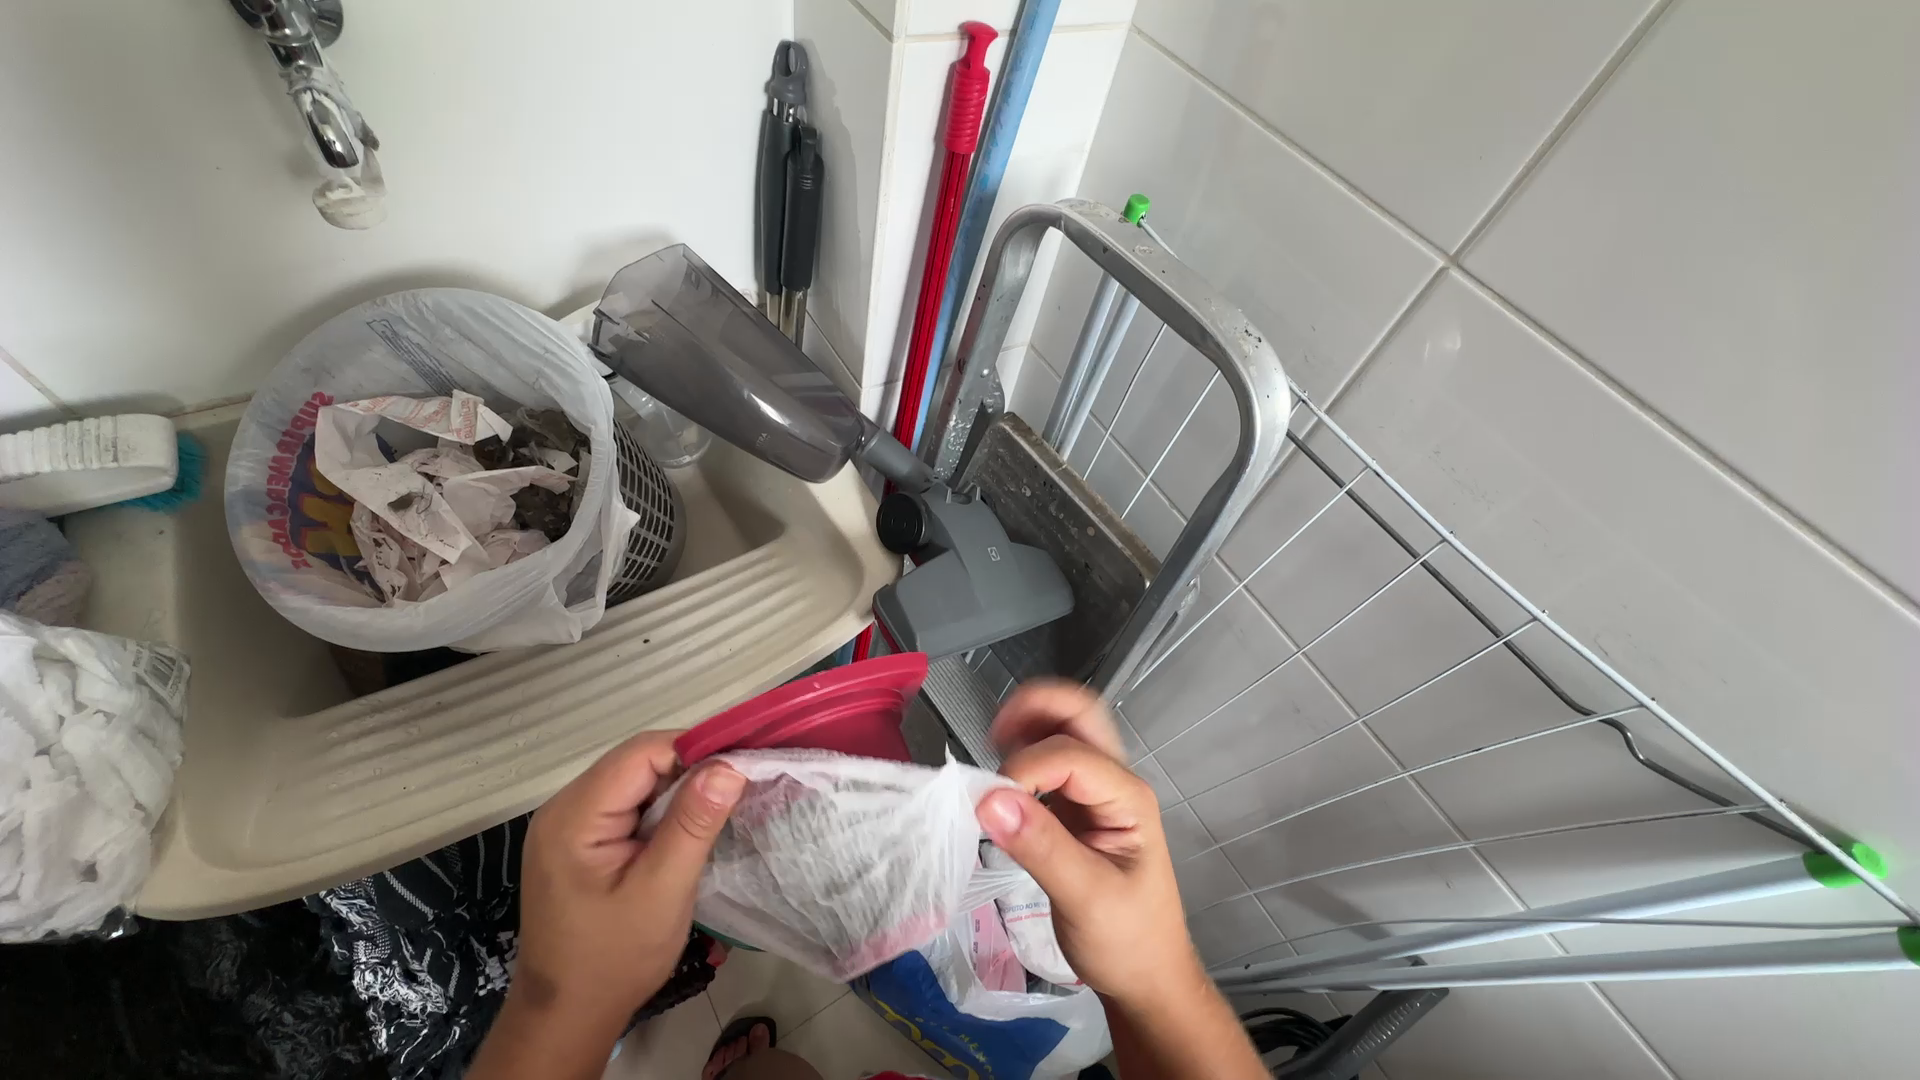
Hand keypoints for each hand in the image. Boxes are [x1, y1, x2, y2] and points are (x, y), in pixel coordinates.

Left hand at [512, 730, 744, 1030]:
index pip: (642, 753)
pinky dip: (663, 808)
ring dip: (679, 789)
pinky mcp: (581, 839)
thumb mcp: (662, 892)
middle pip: (638, 761)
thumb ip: (694, 824)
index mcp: (574, 816)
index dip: (694, 751)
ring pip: (637, 779)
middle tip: (735, 792)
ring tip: (717, 810)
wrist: (568, 1018)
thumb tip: (730, 765)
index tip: (740, 769)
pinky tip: (686, 829)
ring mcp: (570, 823)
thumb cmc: (615, 959)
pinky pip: (629, 802)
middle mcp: (565, 807)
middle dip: (690, 769)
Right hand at [975, 686, 1201, 1006]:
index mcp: (1126, 797)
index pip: (1070, 754)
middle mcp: (1113, 782)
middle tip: (995, 732)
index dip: (1025, 769)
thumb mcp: (1087, 900)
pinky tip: (1000, 776)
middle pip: (1080, 713)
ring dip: (1028, 726)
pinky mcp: (1074, 808)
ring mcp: (1094, 792)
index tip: (990, 807)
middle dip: (1036, 707)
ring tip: (992, 749)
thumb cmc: (1127, 942)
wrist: (1146, 980)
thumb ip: (1041, 847)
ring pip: (1065, 729)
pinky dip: (1022, 754)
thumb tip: (988, 800)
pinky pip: (1049, 762)